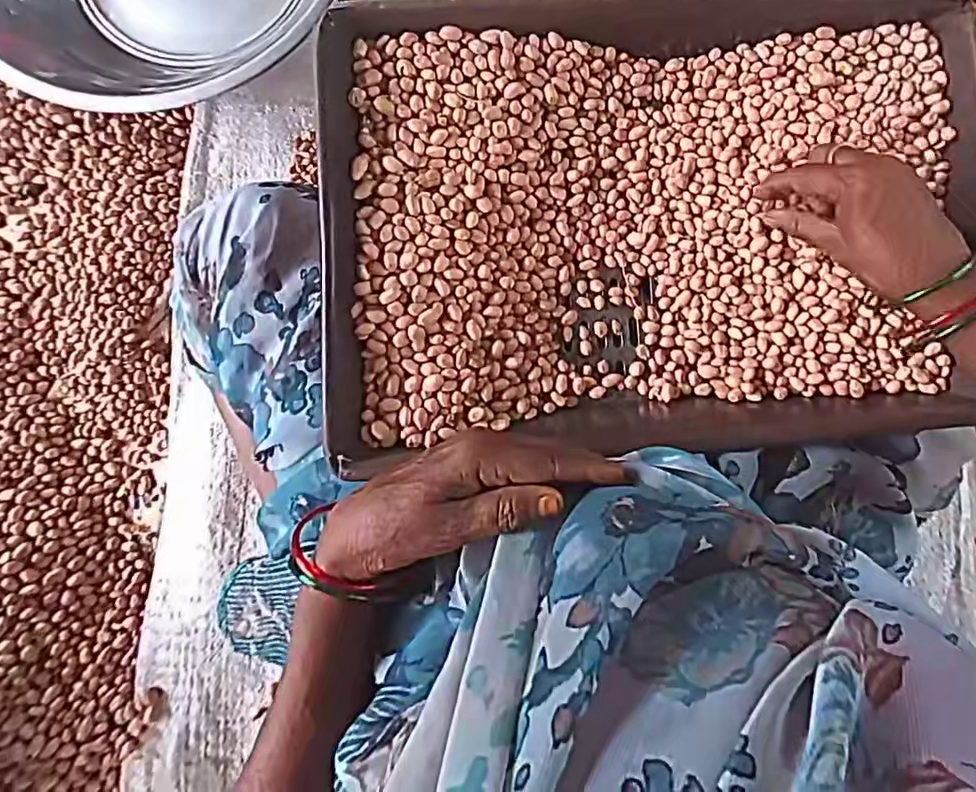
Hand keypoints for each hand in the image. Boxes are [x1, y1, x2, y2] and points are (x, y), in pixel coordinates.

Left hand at [315, 435, 628, 581]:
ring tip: (603, 476)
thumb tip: (555, 497)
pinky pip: (519, 461)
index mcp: (477, 454)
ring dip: (568, 464)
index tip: (625, 475)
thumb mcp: (443, 527)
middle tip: (627, 474)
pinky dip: (546, 469)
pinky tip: (557, 480)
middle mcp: (478, 442)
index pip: (545, 462)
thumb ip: (499, 509)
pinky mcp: (467, 460)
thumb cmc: (390, 532)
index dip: (587, 469)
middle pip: (544, 451)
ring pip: (533, 453)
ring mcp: (472, 448)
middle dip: (586, 462)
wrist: (348, 532)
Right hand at [753, 147, 971, 301]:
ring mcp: (895, 171)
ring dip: (829, 178)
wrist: (942, 279)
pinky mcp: (908, 180)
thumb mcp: (837, 245)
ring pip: (849, 160)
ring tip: (820, 210)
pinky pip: (870, 169)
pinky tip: (846, 208)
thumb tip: (772, 215)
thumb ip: (800, 223)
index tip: (761, 193)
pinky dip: (852, 181)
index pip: (804, 174)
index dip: (777, 184)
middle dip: (805, 176)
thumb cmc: (894, 267)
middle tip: (790, 201)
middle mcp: (877, 167)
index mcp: (855, 181)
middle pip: (826, 157)